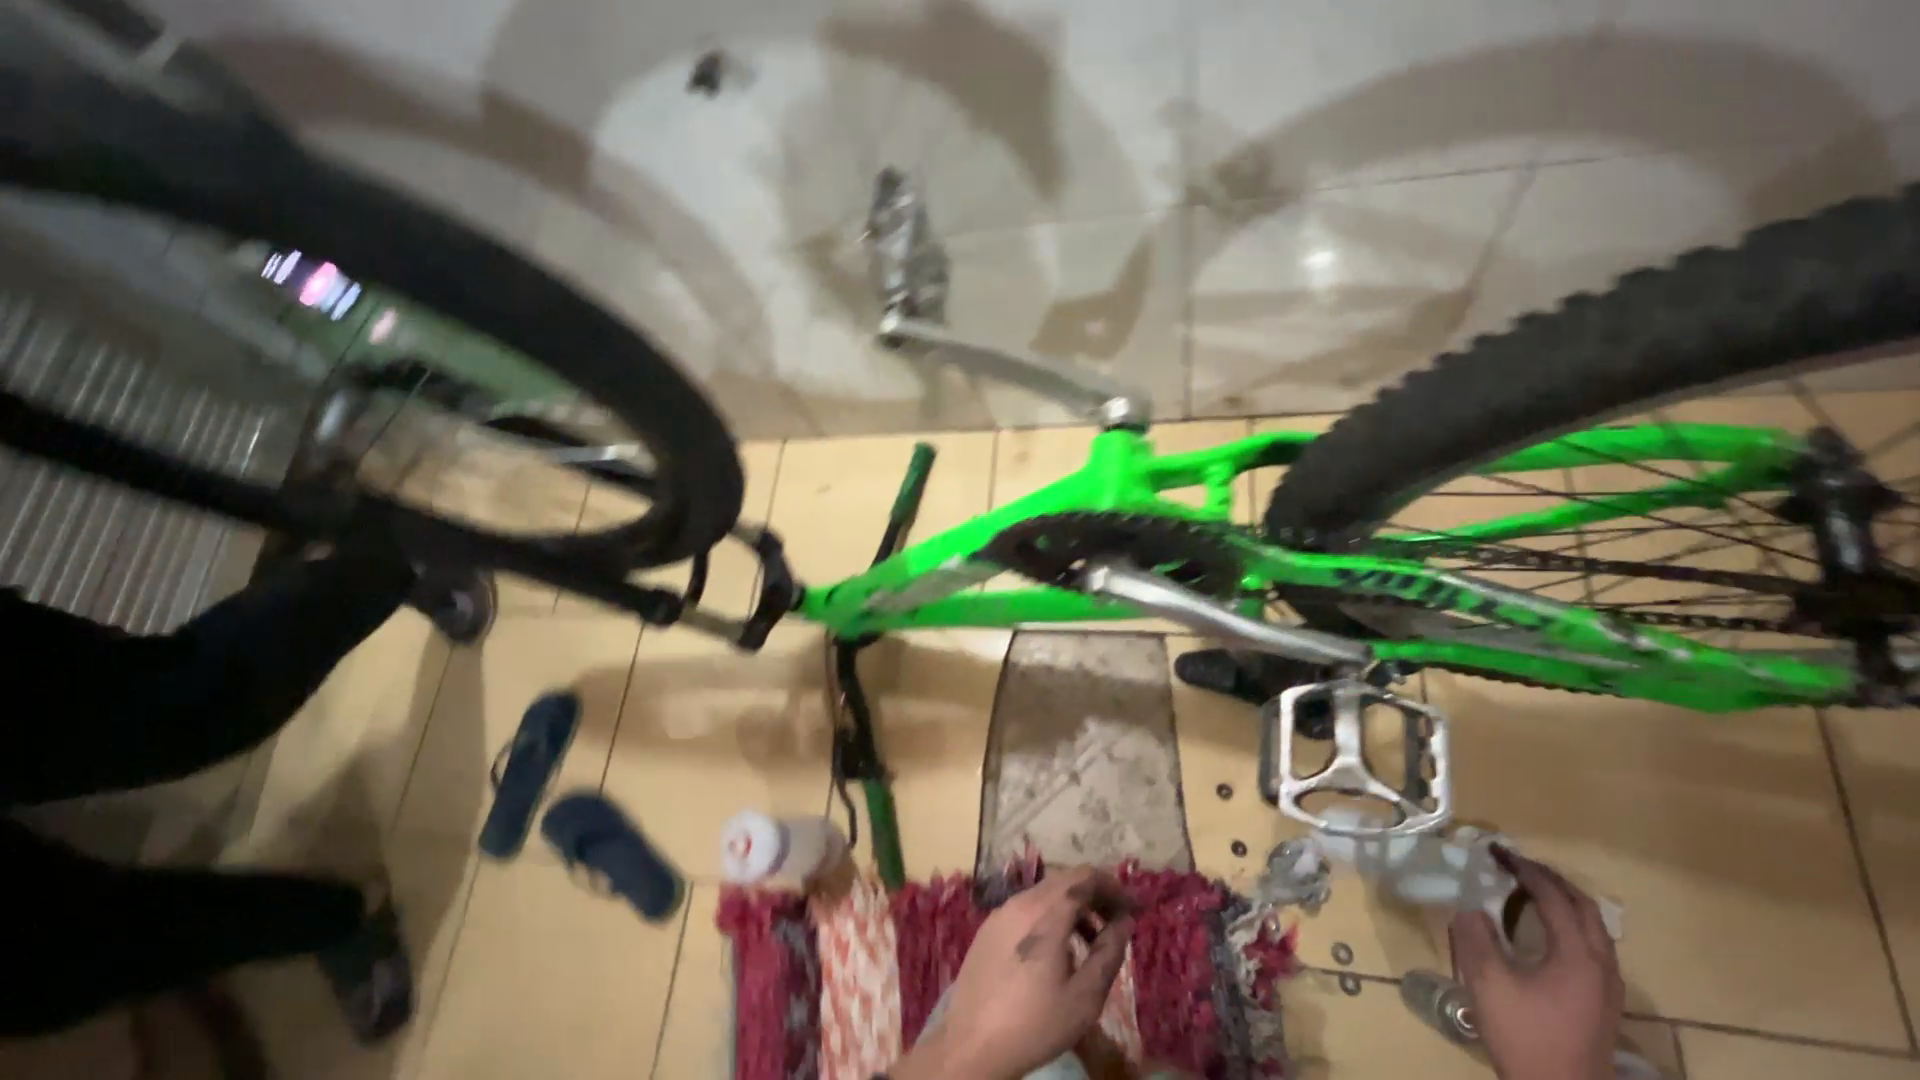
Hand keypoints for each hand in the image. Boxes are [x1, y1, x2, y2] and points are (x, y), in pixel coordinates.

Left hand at [892, 866, 1134, 1079]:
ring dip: (1073, 908)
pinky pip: (1026, 909)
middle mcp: (1020, 902)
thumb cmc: (1035, 1023)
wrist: (972, 1046)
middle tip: (1116, 924)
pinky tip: (1057, 951)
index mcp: (1045, 912)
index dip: (1115, 888)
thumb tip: (1124, 922)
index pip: (1086, 877)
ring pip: (1044, 894)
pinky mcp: (988, 929)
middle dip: (1096, 896)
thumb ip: (1109, 953)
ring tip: (1090, 944)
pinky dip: (1050, 917)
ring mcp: (999, 914)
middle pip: (1065, 881)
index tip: (1135, 910)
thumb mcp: (1085, 996)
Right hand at [1451, 850, 1623, 1079]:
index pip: (1554, 898)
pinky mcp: (1605, 1001)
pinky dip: (1571, 925)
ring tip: (1531, 891)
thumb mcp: (1489, 986)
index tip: (1498, 853)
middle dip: (1551, 880)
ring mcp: (1609, 985)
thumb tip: (1470, 908)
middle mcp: (1602, 964)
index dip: (1526, 871)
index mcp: (1578, 956)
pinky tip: (1546, 933)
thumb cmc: (1527, 1036)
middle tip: (1517, 866)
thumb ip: (1476, 939)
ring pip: (1594, 928)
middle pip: (1585, 907)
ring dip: (1564, 902)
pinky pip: (1593, 946)